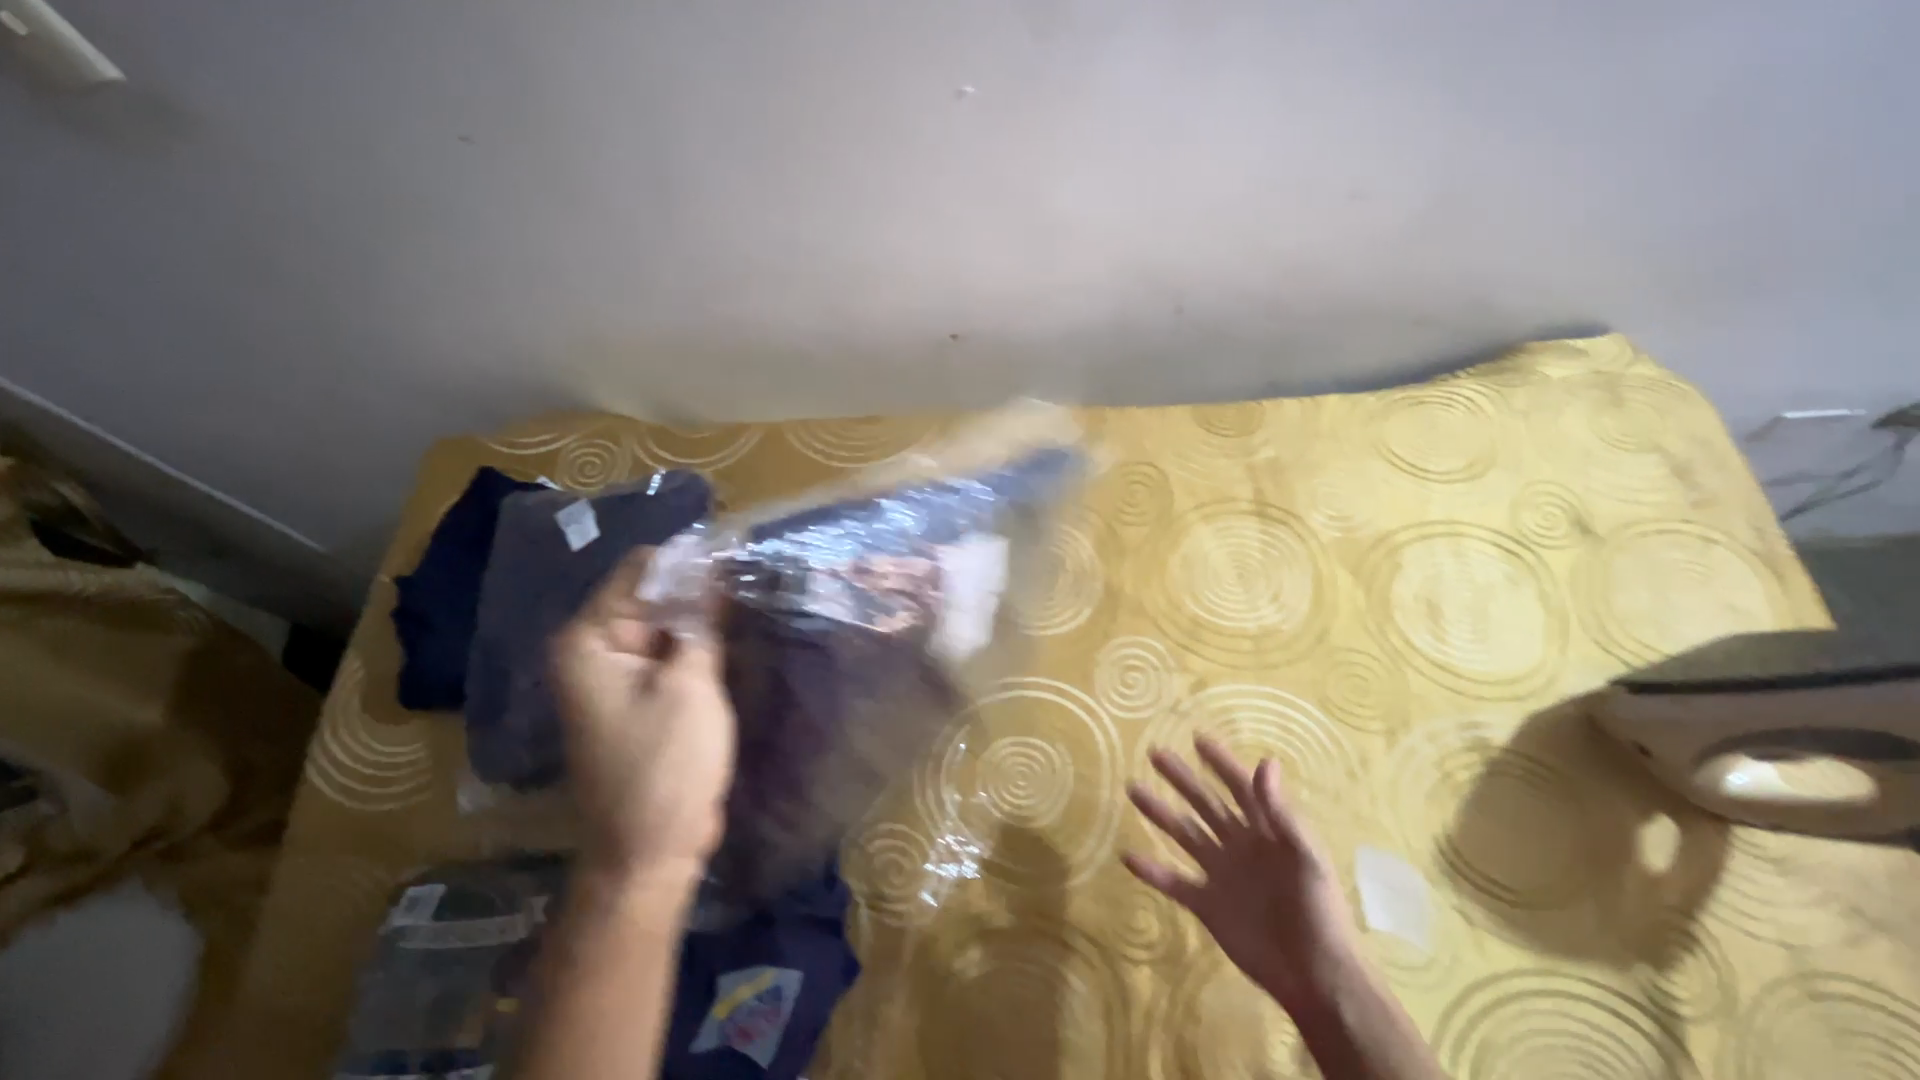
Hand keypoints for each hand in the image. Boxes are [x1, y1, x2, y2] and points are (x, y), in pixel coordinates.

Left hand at [550, 547, 735, 884]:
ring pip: (665, 627)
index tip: (740, 555)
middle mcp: (592, 651)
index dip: (690, 560)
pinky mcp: (637, 700)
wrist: (650, 851)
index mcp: (588, 640)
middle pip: (651, 597)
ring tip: (754, 604)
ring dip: (703, 620)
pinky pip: (668, 657)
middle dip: (700, 590)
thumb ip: (700, 621)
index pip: (640, 570)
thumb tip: (711, 567)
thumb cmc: (665, 766)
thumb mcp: (691, 684)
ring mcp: (614, 678)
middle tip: (756, 581)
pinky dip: (698, 649)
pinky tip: (737, 642)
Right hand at [1124, 736, 1358, 1011]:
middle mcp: (1241, 845)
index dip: (1221, 763)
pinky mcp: (1207, 904)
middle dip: (1182, 778)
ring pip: (1185, 835)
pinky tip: (1128, 856)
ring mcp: (1222, 874)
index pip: (1241, 788)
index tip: (1197, 739)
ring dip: (1160, 813)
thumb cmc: (1319, 912)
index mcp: (1268, 831)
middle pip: (1206, 804)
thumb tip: (1264, 761)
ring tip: (1133, 789)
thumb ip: (1282, 812)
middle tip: (1155, 754)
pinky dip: (1152, 870)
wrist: (1313, 975)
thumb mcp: (1307, 858)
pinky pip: (1174, 881)